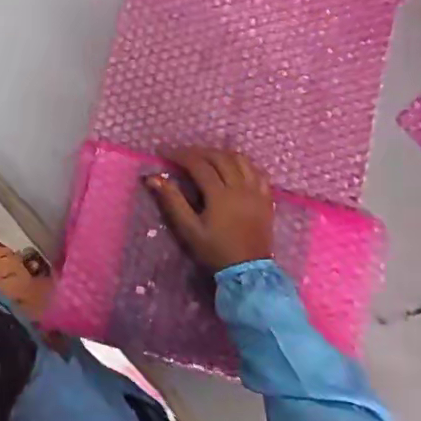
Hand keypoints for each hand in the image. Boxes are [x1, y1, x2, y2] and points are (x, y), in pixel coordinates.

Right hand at [146, 148, 274, 271]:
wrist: (247, 269)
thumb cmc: (214, 250)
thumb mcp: (188, 228)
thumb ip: (172, 201)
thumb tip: (153, 178)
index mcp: (220, 195)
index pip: (199, 165)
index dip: (180, 155)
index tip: (165, 153)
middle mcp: (241, 187)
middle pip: (220, 158)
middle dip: (199, 151)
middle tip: (182, 154)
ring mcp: (256, 191)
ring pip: (240, 160)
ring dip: (221, 154)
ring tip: (206, 157)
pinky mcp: (266, 197)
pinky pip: (257, 171)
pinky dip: (243, 163)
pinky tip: (233, 166)